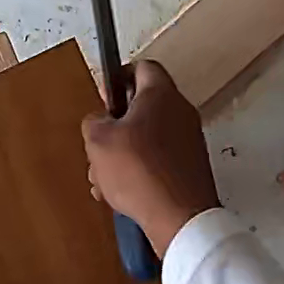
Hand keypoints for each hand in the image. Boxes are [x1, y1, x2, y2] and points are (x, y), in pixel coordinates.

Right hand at [82, 60, 221, 256]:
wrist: (179, 217)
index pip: (142, 67)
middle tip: (99, 145)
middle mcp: (180, 112)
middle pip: (142, 108)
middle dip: (115, 127)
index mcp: (161, 95)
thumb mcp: (98, 140)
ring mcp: (189, 141)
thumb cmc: (138, 171)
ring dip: (121, 154)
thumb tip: (100, 121)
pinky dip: (138, 172)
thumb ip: (94, 121)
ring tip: (103, 179)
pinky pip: (157, 161)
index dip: (119, 76)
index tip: (105, 96)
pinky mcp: (190, 168)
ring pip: (146, 138)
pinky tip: (120, 194)